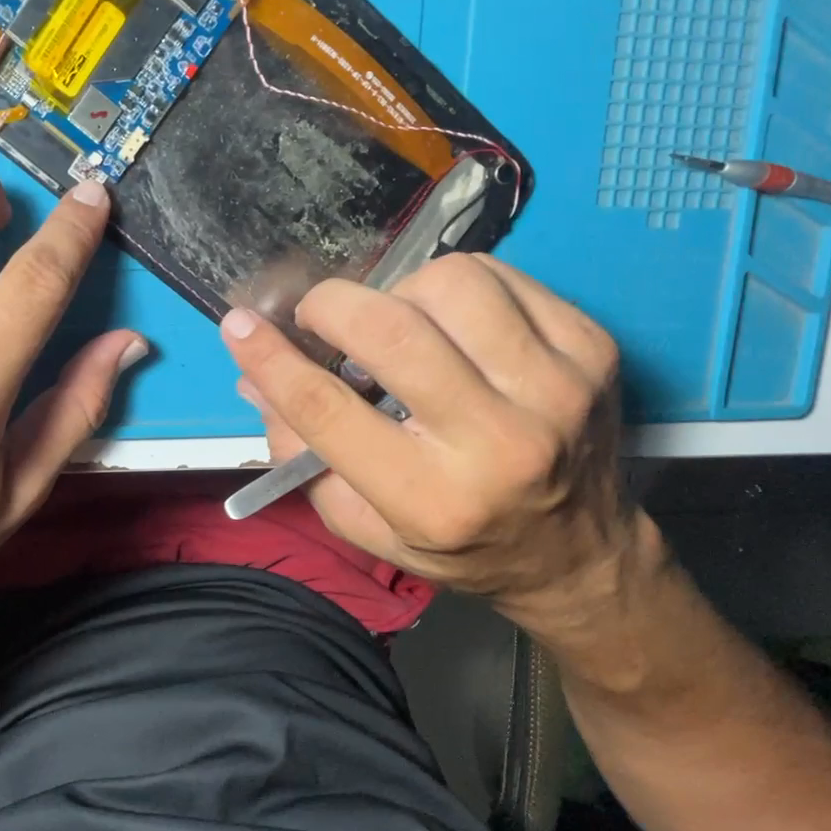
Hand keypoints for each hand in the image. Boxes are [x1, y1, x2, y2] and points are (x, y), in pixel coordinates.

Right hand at [221, 253, 637, 621]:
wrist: (579, 553)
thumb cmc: (454, 543)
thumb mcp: (361, 523)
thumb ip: (301, 454)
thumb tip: (254, 377)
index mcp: (429, 499)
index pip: (328, 410)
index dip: (271, 360)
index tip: (238, 327)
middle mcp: (498, 443)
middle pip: (393, 333)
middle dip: (333, 306)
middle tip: (318, 315)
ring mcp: (556, 389)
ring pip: (452, 284)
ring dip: (401, 293)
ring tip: (397, 326)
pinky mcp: (592, 350)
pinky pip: (501, 277)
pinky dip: (455, 288)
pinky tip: (449, 324)